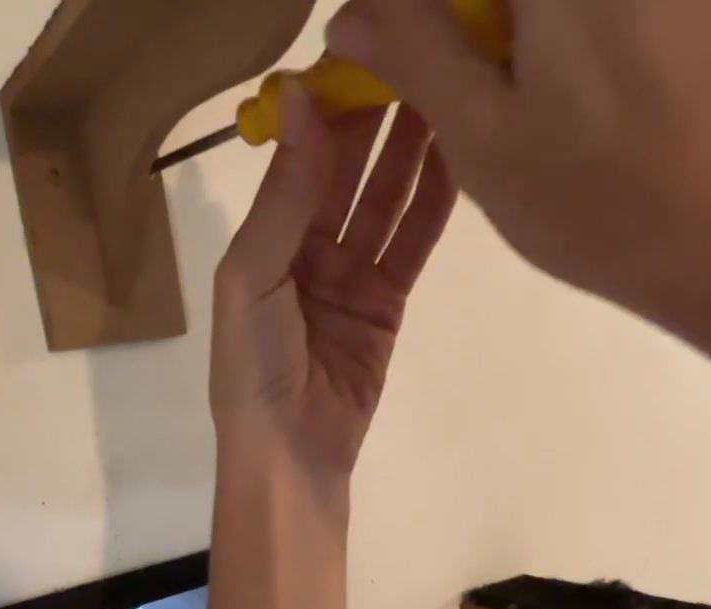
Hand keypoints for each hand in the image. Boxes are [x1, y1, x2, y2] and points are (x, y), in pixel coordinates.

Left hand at [210, 81, 455, 486]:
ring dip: (412, 152)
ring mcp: (350, 278)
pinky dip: (432, 206)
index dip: (330, 110)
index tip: (366, 54)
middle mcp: (307, 252)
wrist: (289, 453)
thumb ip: (282, 196)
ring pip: (386, 203)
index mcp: (265, 241)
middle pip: (347, 175)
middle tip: (418, 62)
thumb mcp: (252, 278)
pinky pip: (412, 246)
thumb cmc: (254, 366)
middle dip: (378, 120)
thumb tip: (299, 99)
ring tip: (447, 91)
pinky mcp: (387, 306)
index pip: (302, 161)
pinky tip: (458, 159)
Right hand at [327, 0, 710, 316]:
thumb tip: (351, 14)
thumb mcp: (484, 136)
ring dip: (504, 30)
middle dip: (457, 21)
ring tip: (504, 96)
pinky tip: (573, 95)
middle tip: (437, 76)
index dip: (408, 12)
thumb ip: (414, 55)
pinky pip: (599, 6)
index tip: (384, 49)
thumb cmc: (602, 199)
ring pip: (541, 1)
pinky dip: (558, 33)